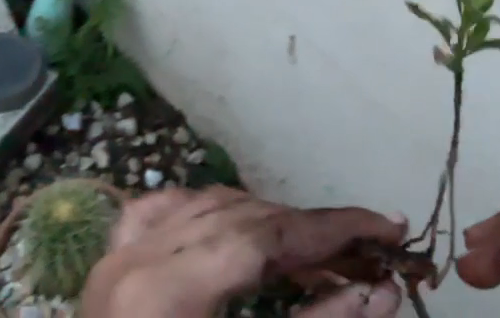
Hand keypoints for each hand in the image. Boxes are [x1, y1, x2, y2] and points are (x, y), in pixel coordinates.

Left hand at [81, 187, 407, 317]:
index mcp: (165, 293)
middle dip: (310, 232)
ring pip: (210, 206)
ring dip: (269, 222)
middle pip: (243, 218)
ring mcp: (117, 256)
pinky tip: (239, 223)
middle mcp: (137, 258)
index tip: (388, 226)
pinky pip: (168, 210)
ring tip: (317, 251)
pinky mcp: (111, 263)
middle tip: (366, 253)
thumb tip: (381, 292)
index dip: (334, 229)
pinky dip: (212, 211)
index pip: (266, 236)